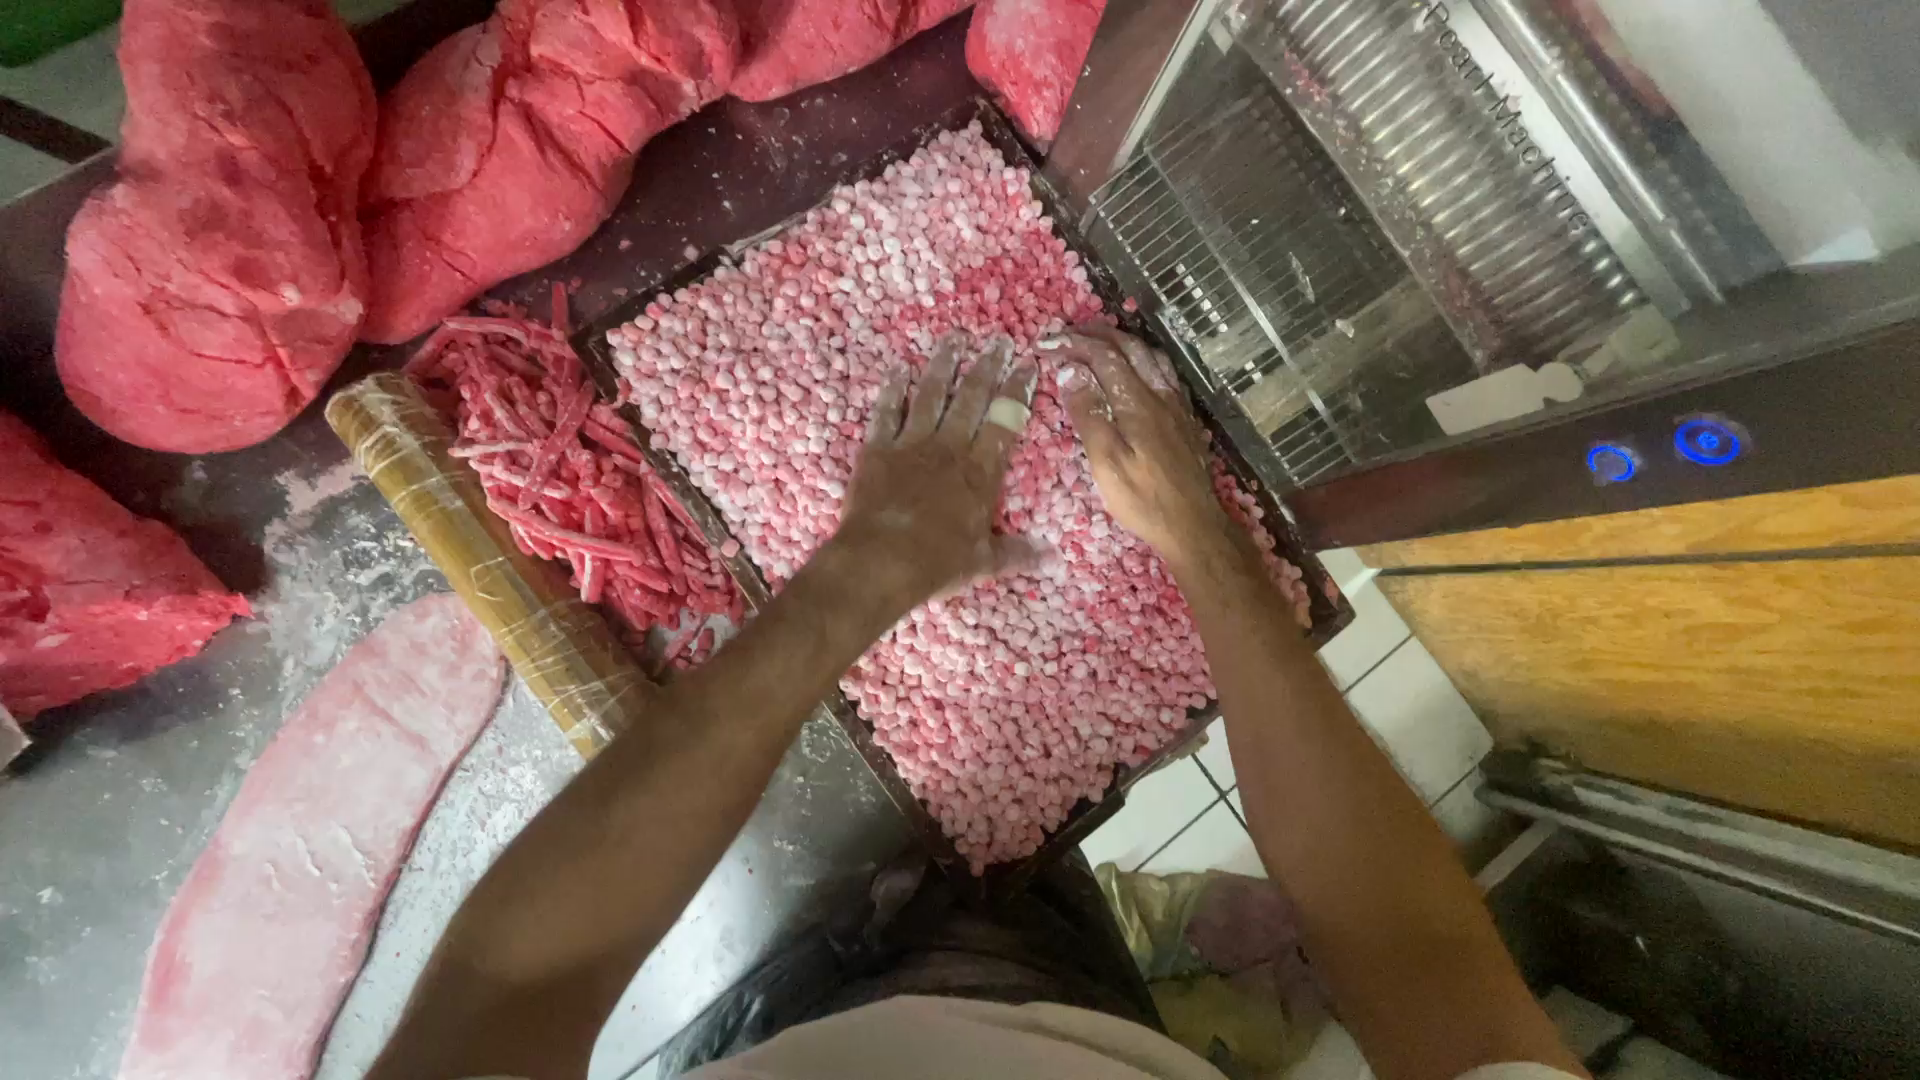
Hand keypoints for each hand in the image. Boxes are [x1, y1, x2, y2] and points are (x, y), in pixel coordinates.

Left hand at [832, 333, 1039, 612]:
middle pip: (971, 398)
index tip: (1027, 364)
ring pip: (930, 394)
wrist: (879, 561)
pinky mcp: (877, 450)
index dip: (1018, 390)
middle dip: (987, 367)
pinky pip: (886, 412)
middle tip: (998, 341)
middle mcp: (949, 448)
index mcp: (980, 471)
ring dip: (943, 365)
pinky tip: (898, 369)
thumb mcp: (983, 562)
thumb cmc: (937, 563)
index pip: (1005, 420)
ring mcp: (911, 444)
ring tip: (954, 339)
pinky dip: (892, 390)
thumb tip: (1050, 557)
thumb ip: (1015, 553)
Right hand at [1052, 327, 1230, 566]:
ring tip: (1098, 341)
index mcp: (1136, 402)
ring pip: (1150, 355)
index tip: (1046, 345)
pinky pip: (1165, 372)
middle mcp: (1160, 394)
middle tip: (1066, 335)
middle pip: (1128, 347)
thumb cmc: (1142, 499)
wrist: (1193, 524)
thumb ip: (1089, 414)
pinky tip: (1137, 368)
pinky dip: (1143, 358)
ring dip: (1121, 341)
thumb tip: (1070, 371)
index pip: (1103, 357)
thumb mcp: (1105, 462)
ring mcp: (1176, 405)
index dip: (1072, 345)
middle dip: (1095, 335)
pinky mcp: (1185, 418)